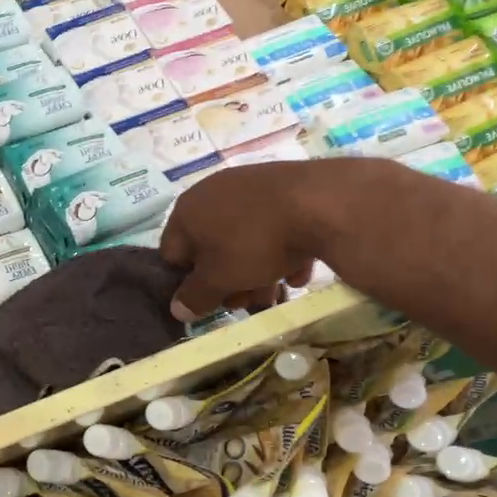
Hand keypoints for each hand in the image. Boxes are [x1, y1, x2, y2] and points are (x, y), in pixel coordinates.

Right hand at [157, 161, 335, 321]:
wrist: (323, 202)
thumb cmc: (256, 241)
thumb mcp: (221, 279)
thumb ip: (195, 297)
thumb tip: (177, 310)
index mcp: (186, 211)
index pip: (173, 255)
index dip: (189, 284)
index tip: (211, 301)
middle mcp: (211, 193)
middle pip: (211, 249)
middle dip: (228, 281)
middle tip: (247, 301)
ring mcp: (249, 186)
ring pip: (244, 239)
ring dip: (256, 271)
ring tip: (277, 292)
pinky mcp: (283, 186)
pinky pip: (272, 224)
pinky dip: (282, 248)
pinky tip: (299, 269)